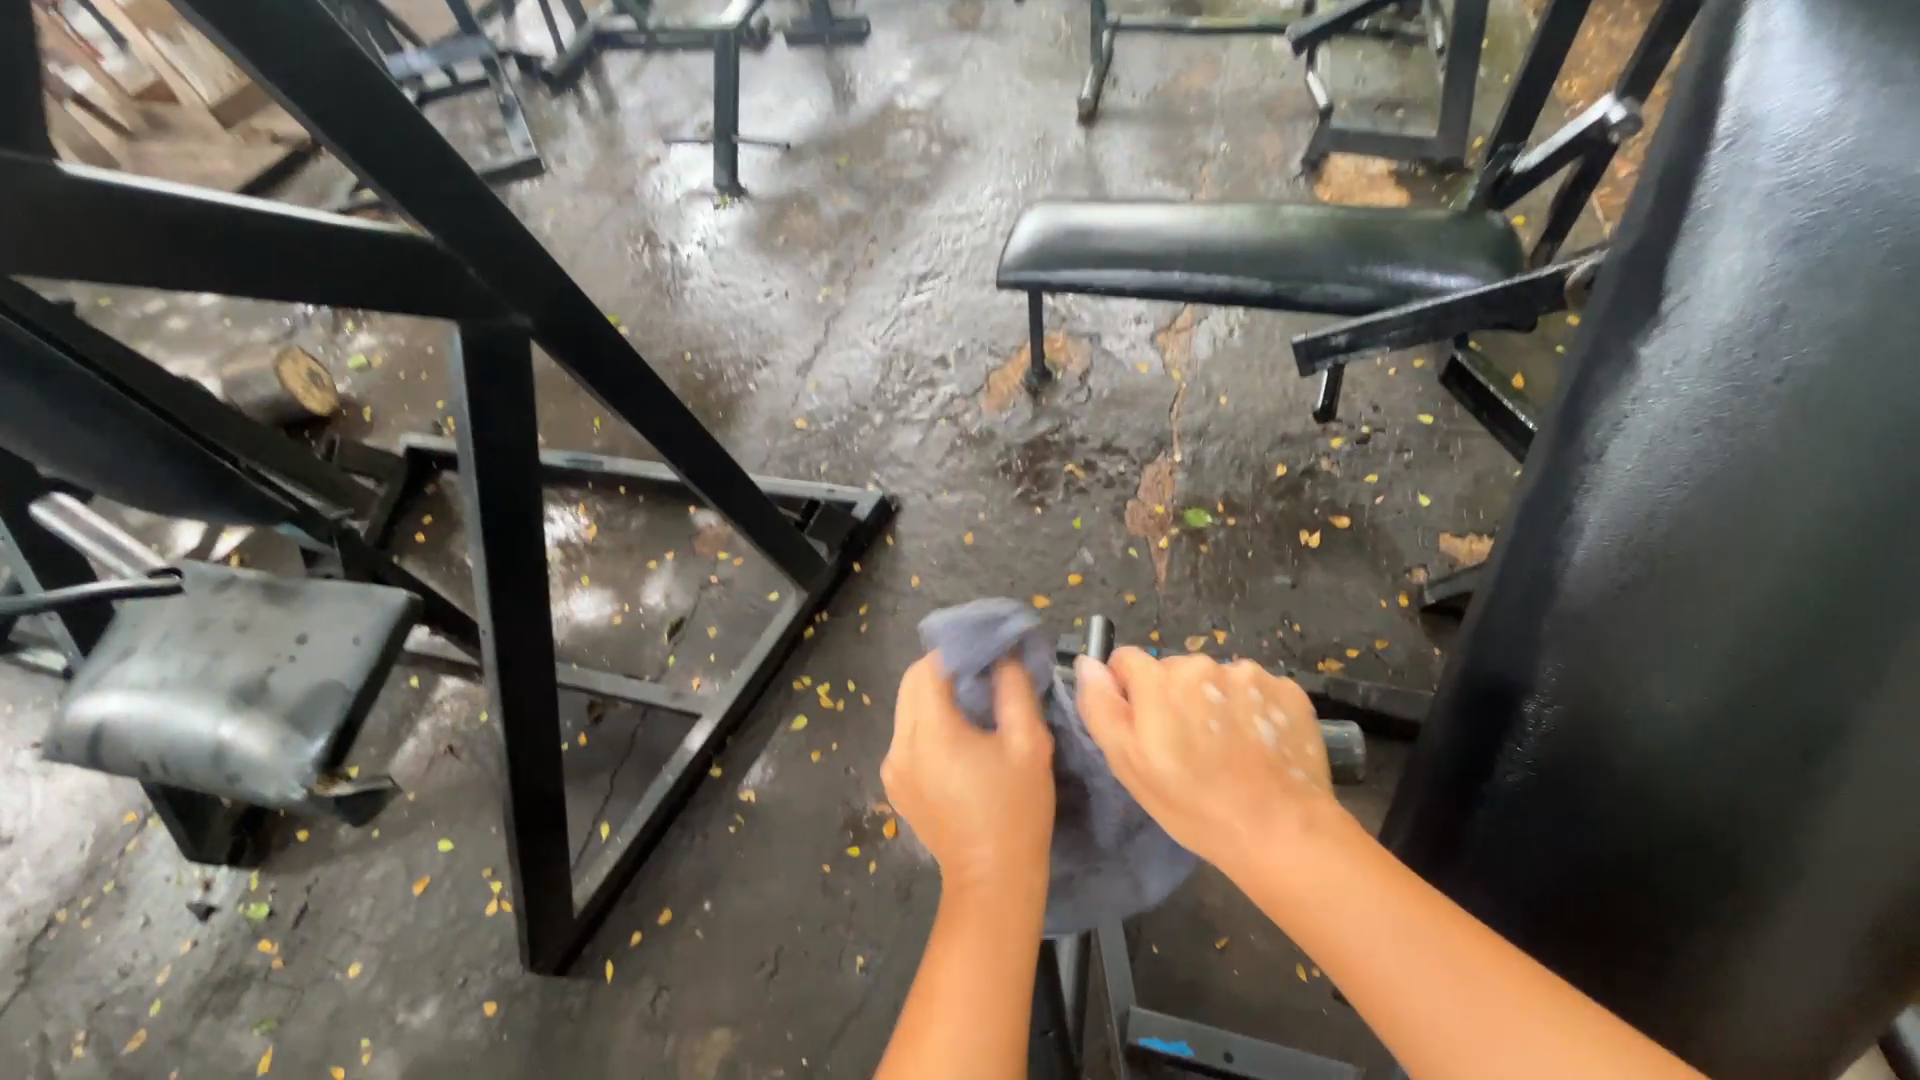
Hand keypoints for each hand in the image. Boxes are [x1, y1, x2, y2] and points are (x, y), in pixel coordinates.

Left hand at [882, 655, 1055, 893]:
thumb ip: (1014, 690)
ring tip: (974, 708)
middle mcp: (900, 746)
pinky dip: (928, 725)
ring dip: (935, 698)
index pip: (928, 668)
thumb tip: (1004, 656)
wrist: (993, 879)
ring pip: (907, 710)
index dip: (956, 653)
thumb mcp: (1029, 744)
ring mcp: (892, 768)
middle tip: (982, 676)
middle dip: (944, 672)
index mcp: (930, 733)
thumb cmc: (1017, 810)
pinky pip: (907, 737)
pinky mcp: (895, 785)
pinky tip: (960, 742)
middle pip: (911, 685)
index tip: (986, 653)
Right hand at [1075, 648, 1336, 874]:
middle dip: (1174, 698)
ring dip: (1213, 703)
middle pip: (1174, 670)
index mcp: (1160, 678)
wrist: (1281, 830)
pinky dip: (1251, 711)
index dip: (1129, 692)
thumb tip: (1088, 663)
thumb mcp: (1128, 764)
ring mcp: (1251, 675)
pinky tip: (1257, 746)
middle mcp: (1204, 664)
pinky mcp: (1287, 690)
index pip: (1128, 660)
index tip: (1144, 728)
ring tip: (1226, 750)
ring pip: (1216, 680)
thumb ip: (1101, 706)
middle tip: (1187, 748)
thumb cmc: (1193, 803)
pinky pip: (1255, 691)